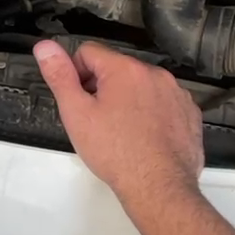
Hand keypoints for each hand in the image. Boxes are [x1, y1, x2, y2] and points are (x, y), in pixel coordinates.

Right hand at [34, 39, 204, 204]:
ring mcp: (176, 94)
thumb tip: (45, 47)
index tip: (78, 99)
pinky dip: (149, 113)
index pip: (88, 52)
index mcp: (125, 69)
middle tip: (95, 119)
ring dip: (126, 99)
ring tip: (119, 130)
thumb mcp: (75, 113)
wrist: (158, 187)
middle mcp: (155, 75)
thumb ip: (59, 75)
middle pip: (115, 68)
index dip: (75, 73)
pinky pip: (161, 102)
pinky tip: (141, 136)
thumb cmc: (116, 152)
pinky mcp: (189, 113)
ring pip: (139, 85)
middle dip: (101, 87)